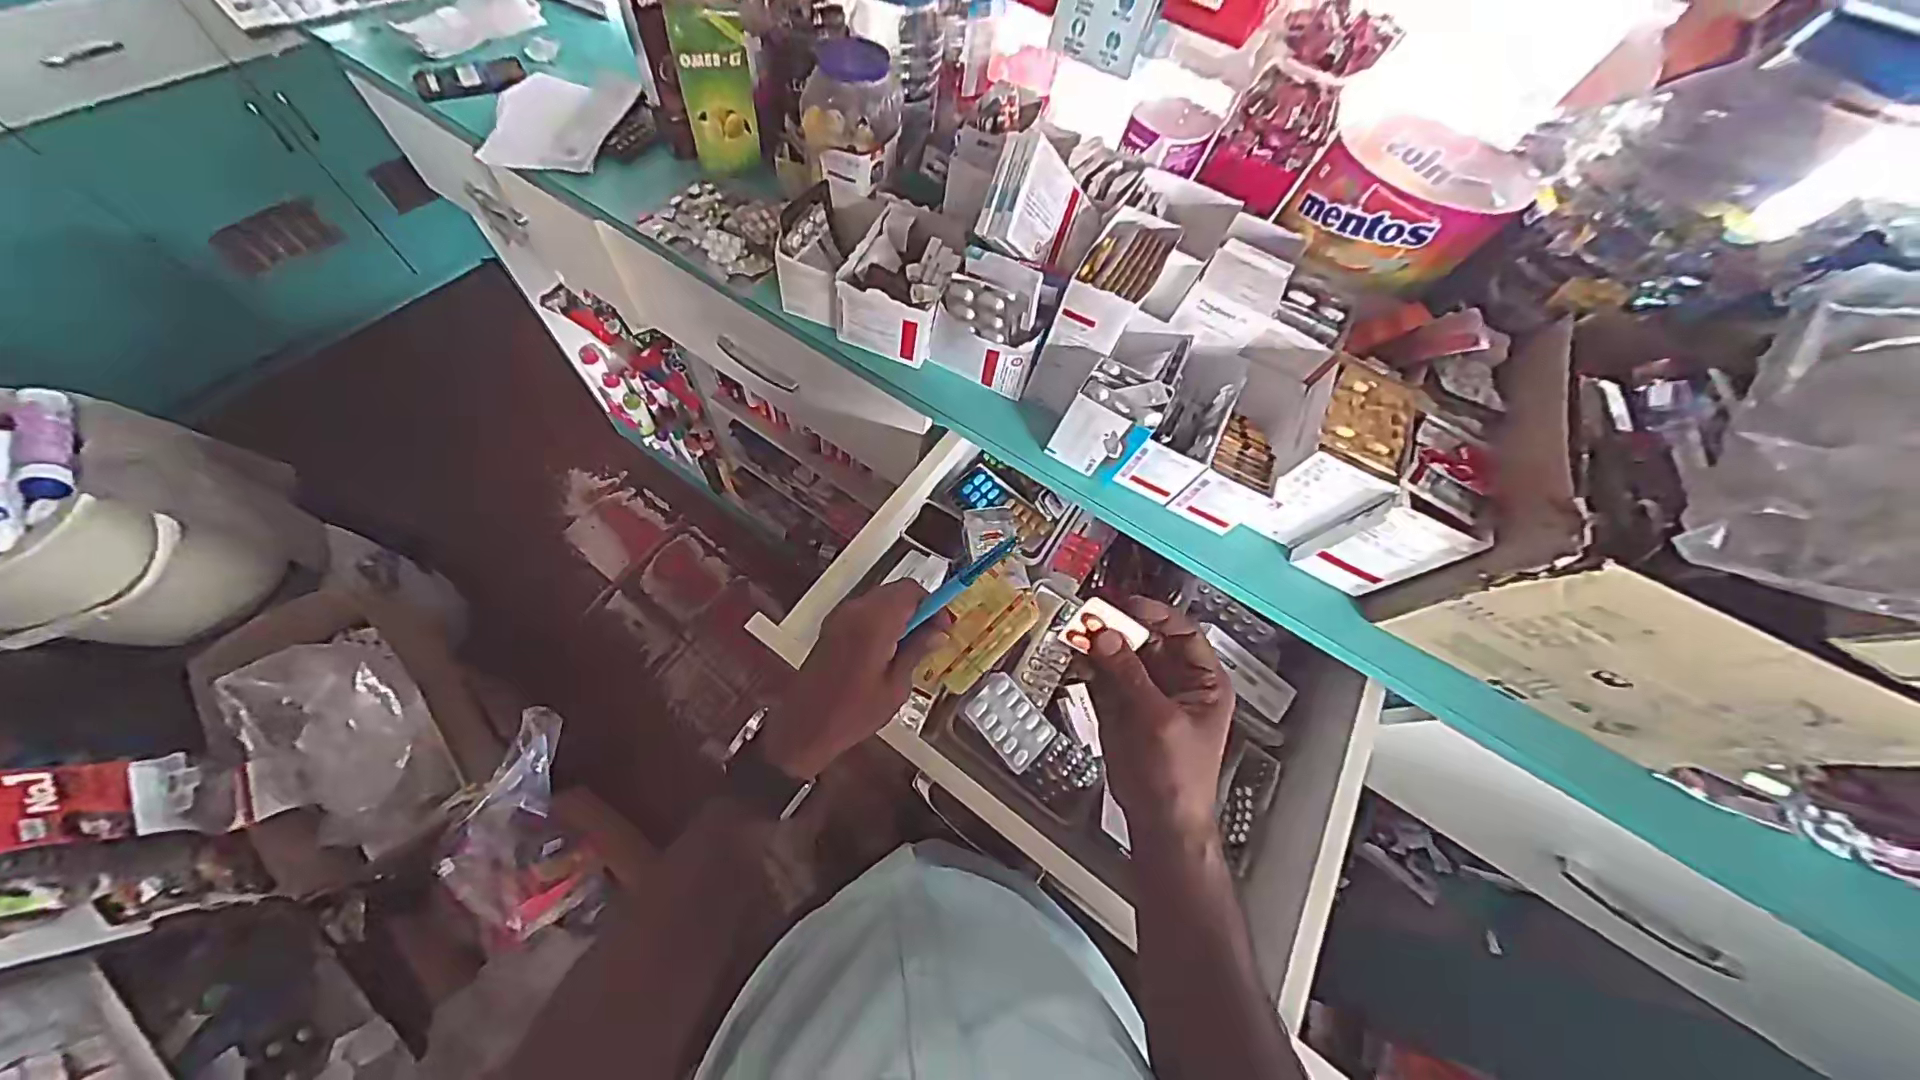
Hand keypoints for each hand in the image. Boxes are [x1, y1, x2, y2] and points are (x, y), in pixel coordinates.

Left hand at [755, 580, 951, 779]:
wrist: (804, 726)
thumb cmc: (853, 712)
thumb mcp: (895, 686)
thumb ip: (916, 651)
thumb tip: (938, 632)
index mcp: (874, 621)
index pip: (911, 591)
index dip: (933, 605)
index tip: (944, 628)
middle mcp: (856, 610)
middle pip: (896, 591)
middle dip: (918, 609)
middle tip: (932, 638)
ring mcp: (840, 616)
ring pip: (881, 600)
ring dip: (900, 615)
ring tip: (911, 647)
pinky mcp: (831, 627)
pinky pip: (865, 611)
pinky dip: (882, 621)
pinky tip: (888, 650)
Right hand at [1085, 596, 1234, 842]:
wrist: (1159, 819)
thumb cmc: (1179, 775)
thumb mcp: (1159, 718)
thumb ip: (1130, 674)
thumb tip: (1106, 636)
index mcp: (1203, 682)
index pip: (1182, 633)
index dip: (1156, 615)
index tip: (1126, 605)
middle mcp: (1174, 681)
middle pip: (1146, 640)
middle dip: (1119, 627)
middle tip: (1092, 615)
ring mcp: (1144, 692)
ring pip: (1121, 654)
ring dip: (1099, 642)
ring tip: (1077, 630)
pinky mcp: (1119, 706)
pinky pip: (1102, 675)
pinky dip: (1087, 663)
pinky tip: (1074, 653)